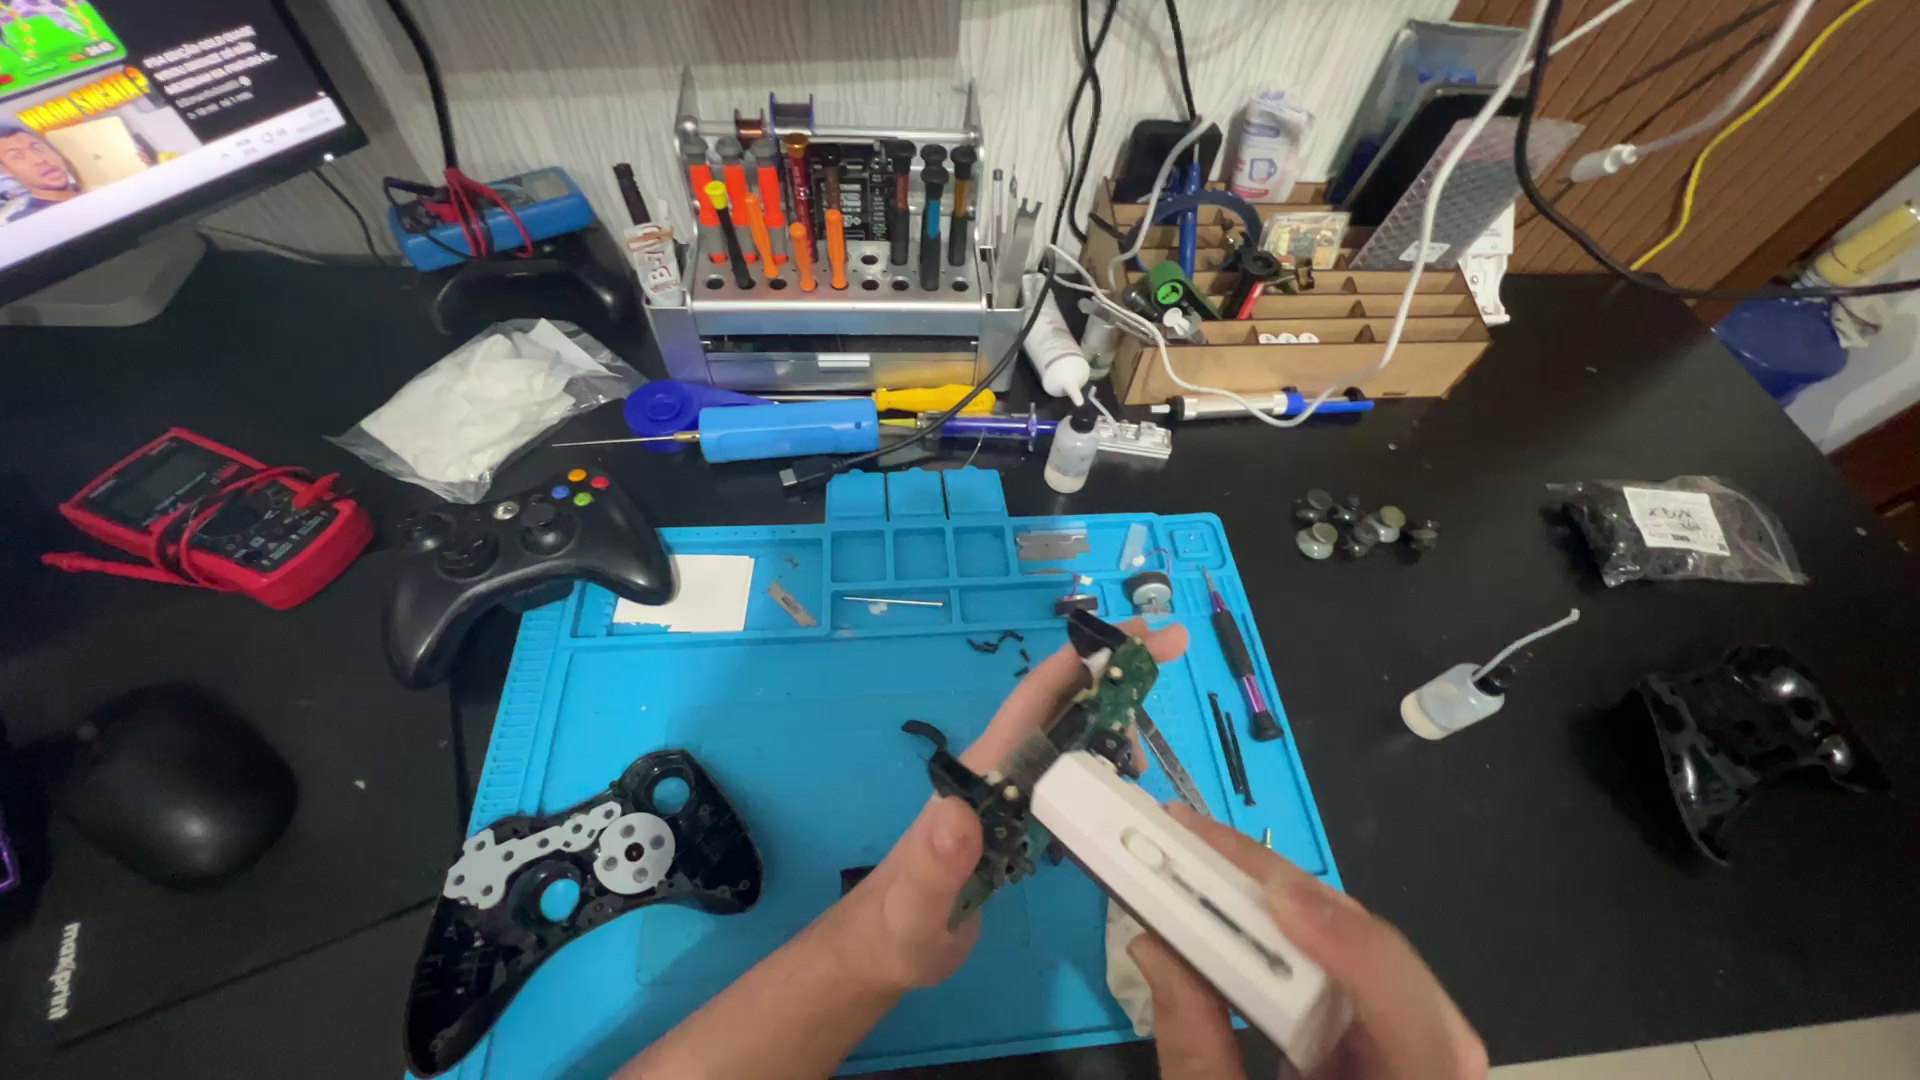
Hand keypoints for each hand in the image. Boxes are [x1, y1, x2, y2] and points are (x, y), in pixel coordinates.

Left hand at [827, 618, 1190, 993]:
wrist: (892, 945)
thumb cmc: (902, 921)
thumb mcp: (918, 900)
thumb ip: (935, 862)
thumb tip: (961, 809)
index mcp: (984, 767)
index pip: (1036, 698)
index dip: (1084, 660)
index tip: (1139, 635)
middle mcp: (1003, 767)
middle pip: (1064, 706)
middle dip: (1115, 676)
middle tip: (1171, 657)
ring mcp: (1015, 793)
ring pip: (1072, 741)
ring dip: (1114, 729)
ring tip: (1147, 760)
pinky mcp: (1024, 820)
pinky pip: (1072, 780)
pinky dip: (1104, 771)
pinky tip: (1125, 792)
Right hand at [1129, 804, 1486, 1079]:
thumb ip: (1197, 1057)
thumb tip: (1154, 944)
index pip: (1428, 1037)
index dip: (1358, 955)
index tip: (1278, 900)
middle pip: (1388, 974)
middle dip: (1292, 901)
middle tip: (1201, 843)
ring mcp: (1411, 1066)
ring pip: (1362, 965)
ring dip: (1279, 908)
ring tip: (1203, 859)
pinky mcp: (1376, 1057)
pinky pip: (1337, 985)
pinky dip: (1278, 942)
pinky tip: (1229, 909)